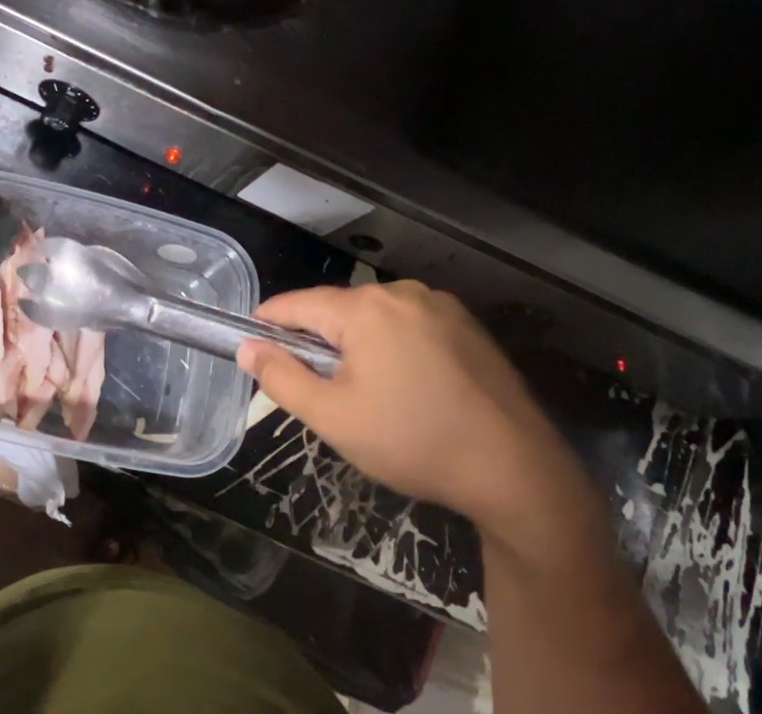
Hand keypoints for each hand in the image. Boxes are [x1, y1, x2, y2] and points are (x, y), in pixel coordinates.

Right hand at [238, 282, 597, 546]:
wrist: (514, 468)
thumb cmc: (412, 441)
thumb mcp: (333, 417)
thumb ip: (282, 378)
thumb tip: (247, 347)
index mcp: (364, 309)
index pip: (297, 303)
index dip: (268, 323)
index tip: (250, 343)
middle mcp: (402, 293)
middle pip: (338, 309)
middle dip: (317, 340)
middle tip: (311, 385)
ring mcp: (441, 306)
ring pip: (376, 318)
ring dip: (357, 344)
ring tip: (360, 391)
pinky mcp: (468, 326)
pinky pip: (411, 326)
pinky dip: (393, 346)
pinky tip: (404, 386)